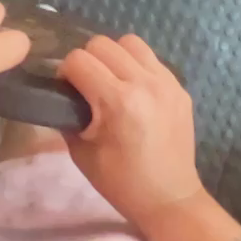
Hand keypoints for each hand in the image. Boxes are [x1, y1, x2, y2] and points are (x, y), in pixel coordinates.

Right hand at [58, 35, 202, 225]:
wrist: (169, 198)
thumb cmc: (120, 181)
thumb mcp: (81, 151)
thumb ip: (68, 114)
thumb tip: (61, 92)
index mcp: (118, 101)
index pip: (78, 60)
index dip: (65, 73)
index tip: (67, 91)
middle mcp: (144, 83)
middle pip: (102, 44)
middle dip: (87, 61)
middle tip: (86, 86)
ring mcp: (166, 82)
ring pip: (129, 42)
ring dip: (113, 56)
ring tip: (111, 80)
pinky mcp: (179, 87)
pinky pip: (151, 58)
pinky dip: (135, 66)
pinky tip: (133, 90)